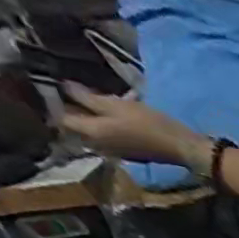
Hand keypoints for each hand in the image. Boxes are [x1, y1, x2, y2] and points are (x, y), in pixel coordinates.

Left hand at [58, 82, 210, 170]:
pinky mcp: (128, 152)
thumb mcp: (117, 105)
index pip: (61, 117)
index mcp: (91, 132)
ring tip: (97, 100)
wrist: (181, 147)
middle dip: (74, 109)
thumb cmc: (148, 124)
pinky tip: (114, 115)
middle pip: (76, 126)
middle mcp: (97, 145)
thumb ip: (87, 97)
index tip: (59, 85)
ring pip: (92, 131)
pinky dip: (106, 125)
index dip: (57, 101)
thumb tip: (64, 87)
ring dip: (91, 117)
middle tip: (79, 90)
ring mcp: (113, 151)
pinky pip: (107, 136)